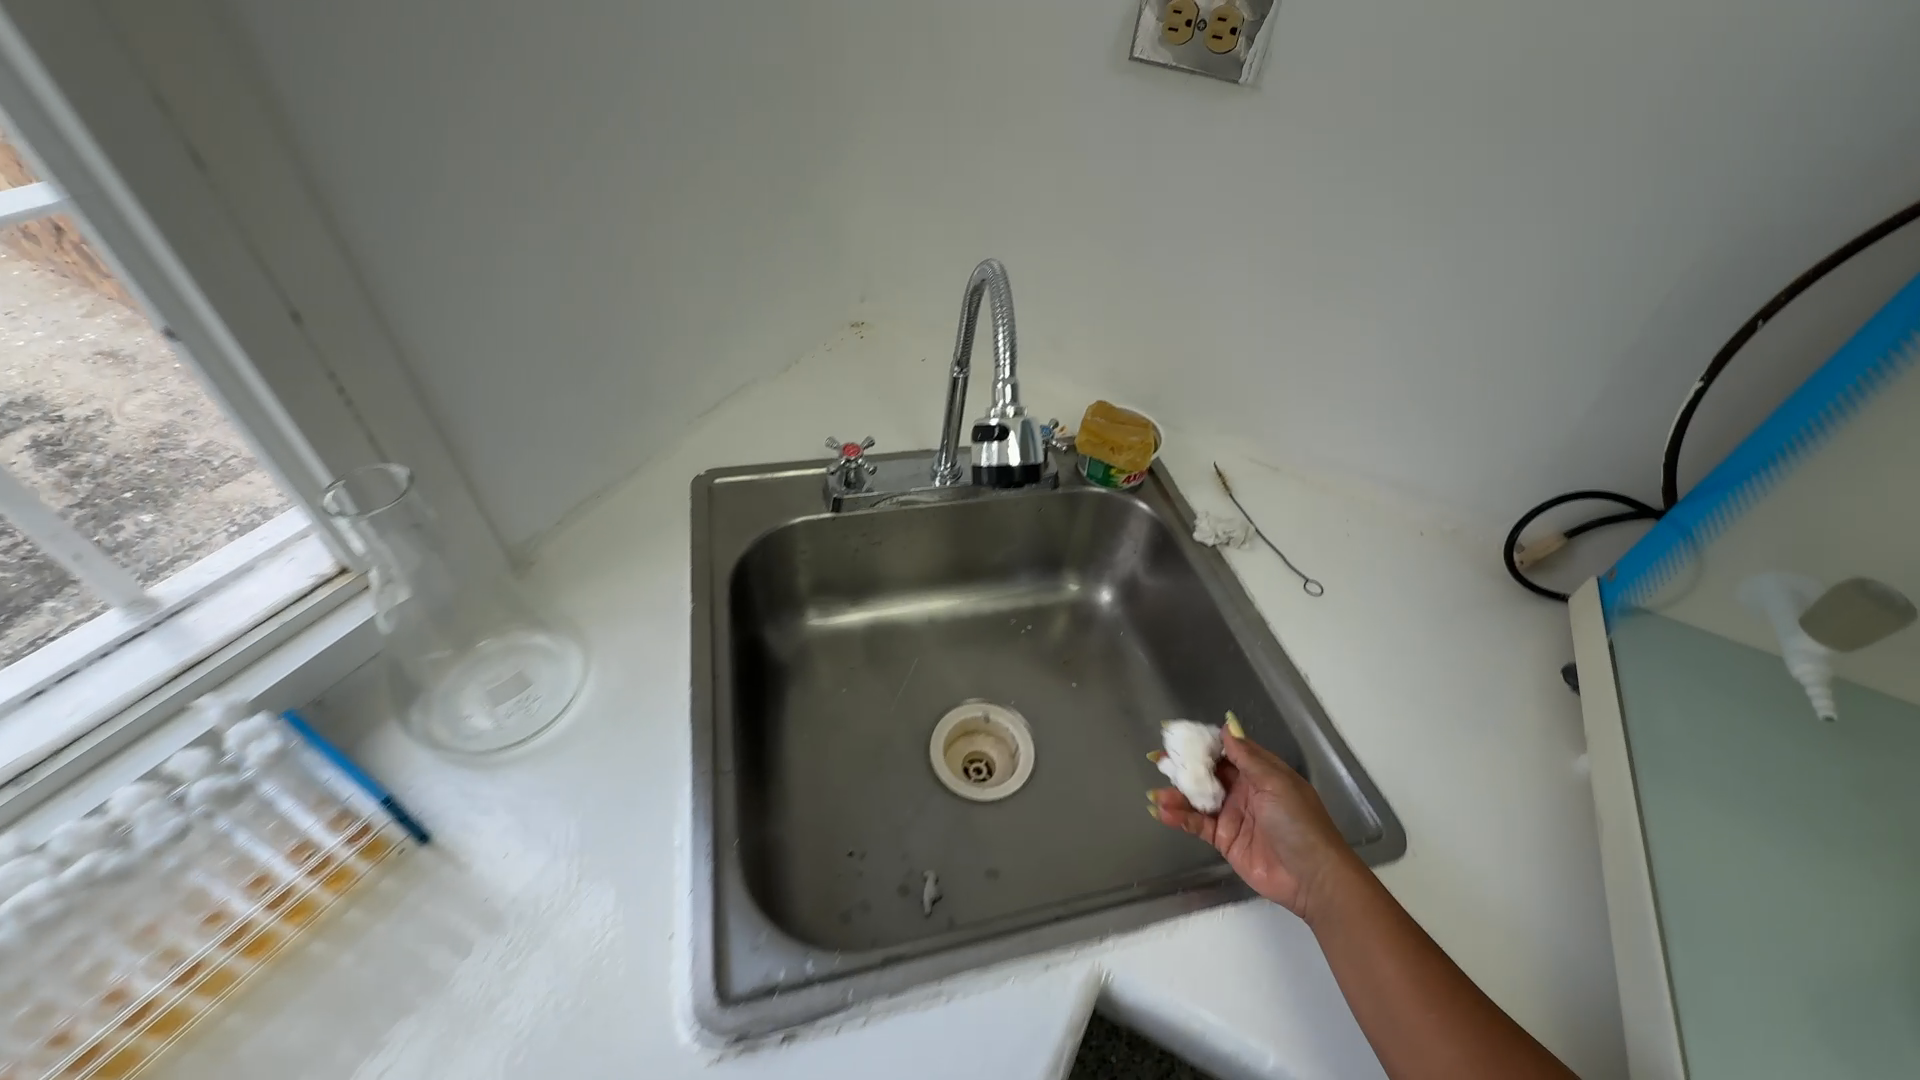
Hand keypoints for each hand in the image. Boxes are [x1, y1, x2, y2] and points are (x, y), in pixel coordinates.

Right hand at [1150, 731, 1361, 923]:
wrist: (1312, 877)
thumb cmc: (1299, 823)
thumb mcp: (1276, 783)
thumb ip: (1247, 757)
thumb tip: (1226, 727)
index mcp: (1260, 773)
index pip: (1227, 751)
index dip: (1204, 744)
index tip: (1180, 738)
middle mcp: (1244, 790)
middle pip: (1208, 774)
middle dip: (1184, 768)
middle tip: (1159, 763)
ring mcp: (1232, 815)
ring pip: (1198, 799)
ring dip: (1177, 795)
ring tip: (1157, 796)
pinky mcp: (1224, 839)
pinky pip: (1197, 824)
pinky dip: (1179, 818)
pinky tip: (1164, 813)